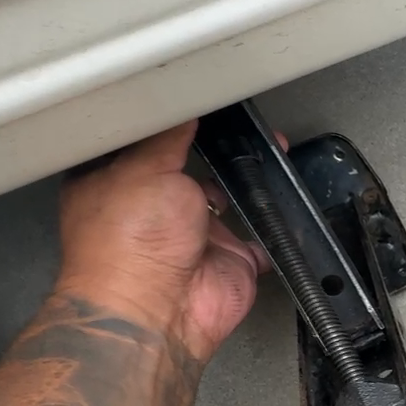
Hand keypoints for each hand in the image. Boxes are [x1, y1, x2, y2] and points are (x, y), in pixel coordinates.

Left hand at [56, 121, 269, 360]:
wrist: (160, 307)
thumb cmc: (127, 245)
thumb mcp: (143, 169)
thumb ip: (168, 138)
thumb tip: (181, 110)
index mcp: (121, 181)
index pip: (148, 141)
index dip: (172, 121)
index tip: (197, 99)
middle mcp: (159, 208)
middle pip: (197, 168)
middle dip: (222, 151)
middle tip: (245, 127)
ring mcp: (199, 234)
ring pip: (235, 199)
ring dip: (253, 184)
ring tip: (273, 155)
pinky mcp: (234, 258)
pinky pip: (264, 238)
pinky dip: (277, 228)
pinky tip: (284, 206)